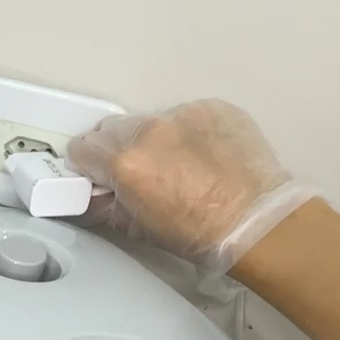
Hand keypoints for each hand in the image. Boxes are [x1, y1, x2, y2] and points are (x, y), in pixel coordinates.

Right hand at [64, 99, 313, 275]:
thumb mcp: (137, 227)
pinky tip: (199, 156)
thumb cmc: (197, 232)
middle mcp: (150, 131)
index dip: (86, 165)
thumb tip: (93, 196)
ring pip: (149, 120)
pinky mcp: (213, 108)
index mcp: (125, 163)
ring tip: (173, 164)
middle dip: (115, 149)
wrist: (256, 221)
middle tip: (134, 171)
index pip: (82, 148)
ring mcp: (184, 114)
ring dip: (151, 139)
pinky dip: (185, 132)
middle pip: (112, 129)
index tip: (95, 174)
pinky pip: (185, 115)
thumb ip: (106, 205)